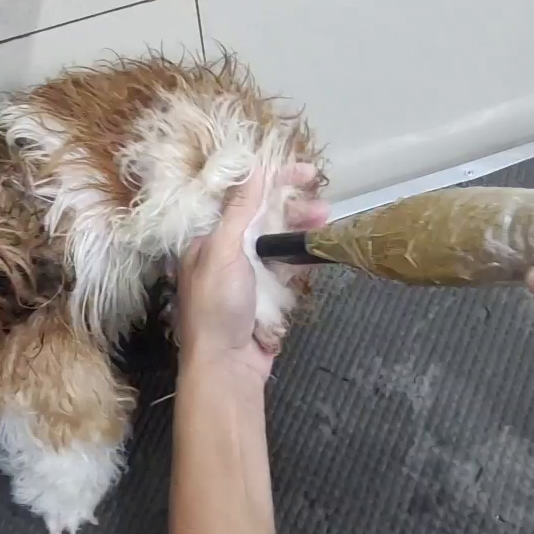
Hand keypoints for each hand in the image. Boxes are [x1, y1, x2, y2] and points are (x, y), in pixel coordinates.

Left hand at [177, 165, 326, 379]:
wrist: (227, 366)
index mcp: (207, 238)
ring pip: (278, 241)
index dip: (271, 179)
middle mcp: (226, 252)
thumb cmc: (217, 307)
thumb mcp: (224, 252)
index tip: (304, 171)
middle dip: (293, 206)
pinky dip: (300, 257)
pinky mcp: (265, 295)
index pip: (240, 196)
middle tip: (323, 202)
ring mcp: (247, 274)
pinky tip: (318, 249)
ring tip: (326, 223)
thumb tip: (254, 168)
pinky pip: (285, 268)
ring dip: (301, 230)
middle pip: (263, 217)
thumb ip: (239, 211)